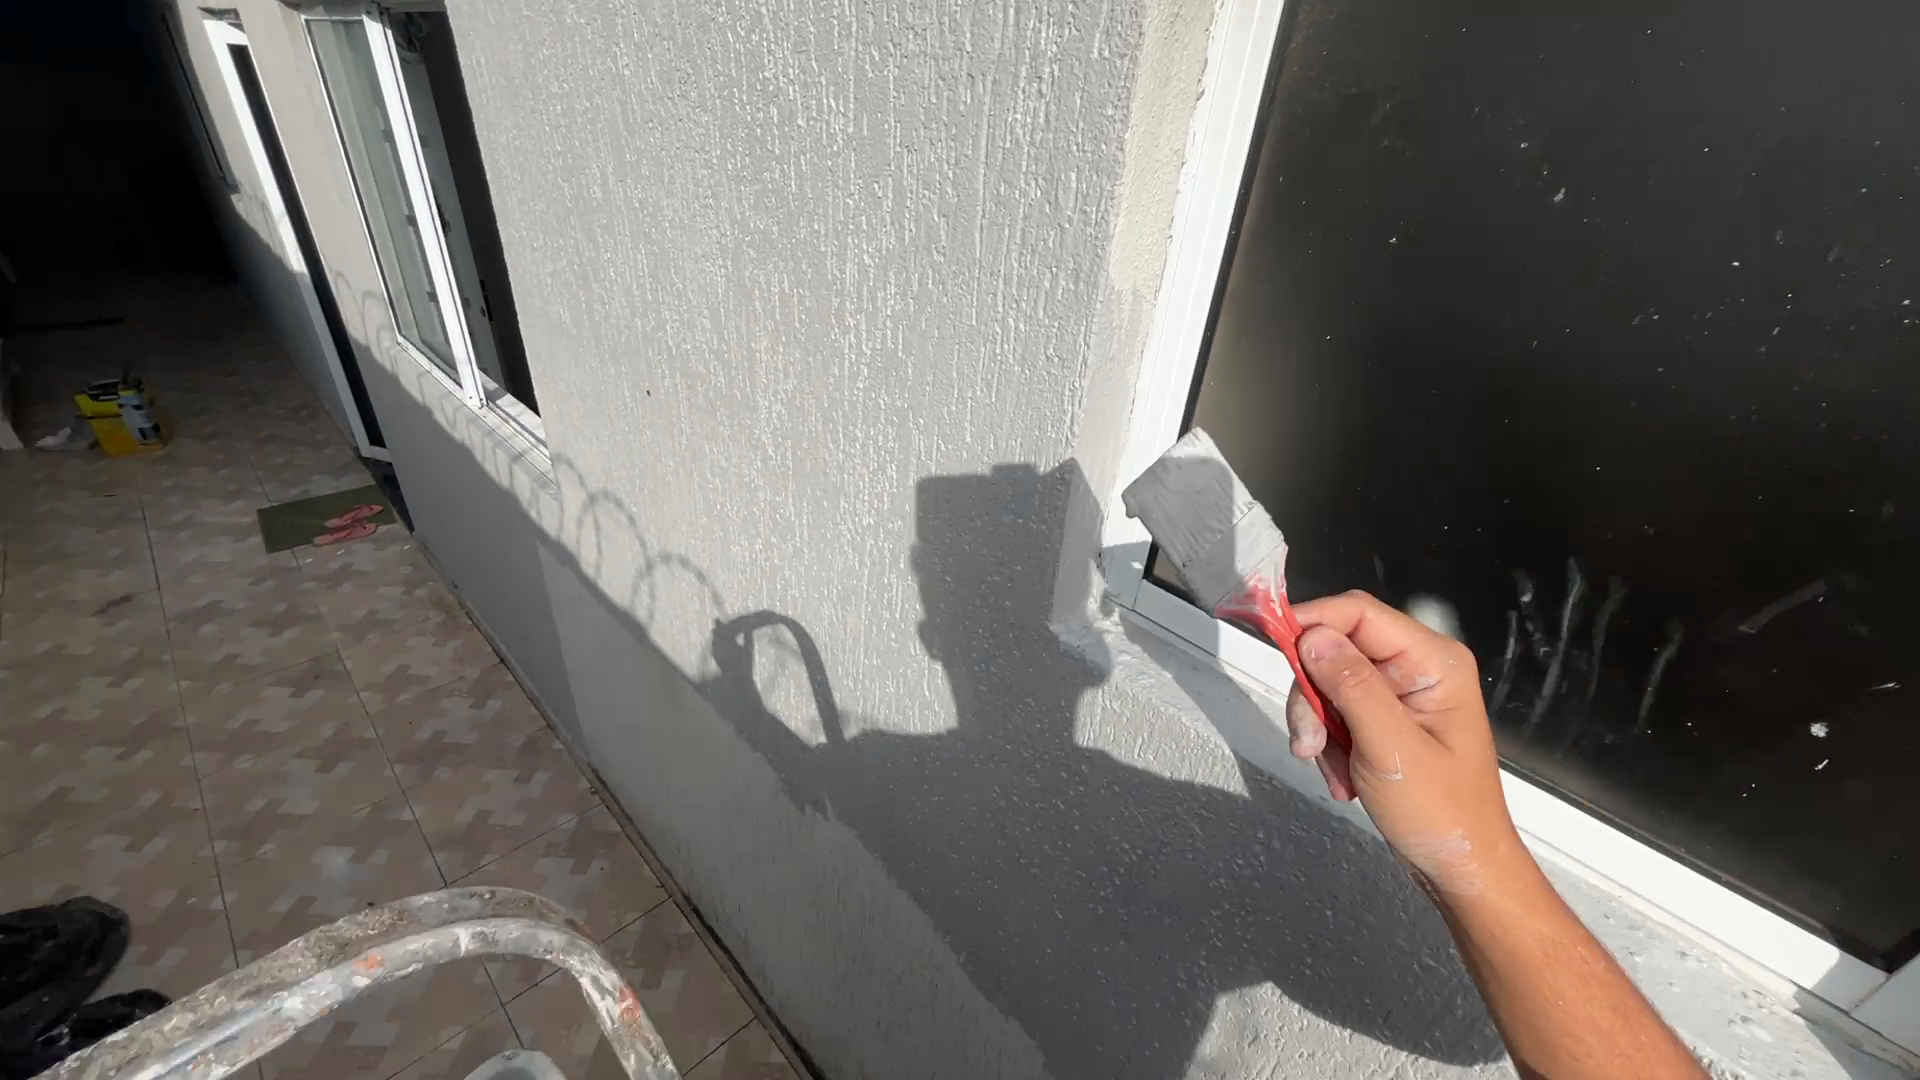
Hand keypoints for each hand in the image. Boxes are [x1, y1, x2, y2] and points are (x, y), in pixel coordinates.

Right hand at [1284, 591, 1529, 899]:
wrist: (1459, 868)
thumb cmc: (1442, 814)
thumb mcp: (1390, 748)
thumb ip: (1352, 686)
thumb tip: (1313, 636)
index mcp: (1431, 662)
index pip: (1357, 613)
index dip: (1310, 621)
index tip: (1272, 642)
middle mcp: (1413, 667)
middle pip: (1332, 648)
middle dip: (1310, 694)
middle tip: (1309, 740)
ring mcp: (1395, 691)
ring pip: (1324, 680)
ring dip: (1315, 723)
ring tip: (1329, 765)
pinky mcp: (1379, 714)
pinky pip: (1330, 707)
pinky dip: (1324, 739)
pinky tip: (1340, 772)